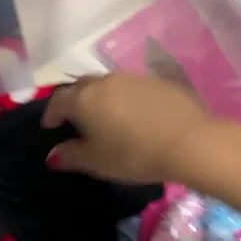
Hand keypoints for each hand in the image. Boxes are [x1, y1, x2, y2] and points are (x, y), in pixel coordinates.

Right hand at [41, 72, 214, 183]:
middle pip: (81, 86)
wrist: (189, 142)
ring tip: (105, 118)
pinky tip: (134, 115)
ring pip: (107, 84)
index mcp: (84, 99)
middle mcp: (105, 81)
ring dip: (100, 98)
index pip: (57, 100)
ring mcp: (132, 78)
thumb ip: (71, 156)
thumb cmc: (134, 154)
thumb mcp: (98, 162)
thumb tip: (53, 154)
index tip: (50, 127)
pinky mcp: (156, 81)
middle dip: (74, 101)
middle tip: (76, 121)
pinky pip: (130, 87)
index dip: (50, 114)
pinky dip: (124, 98)